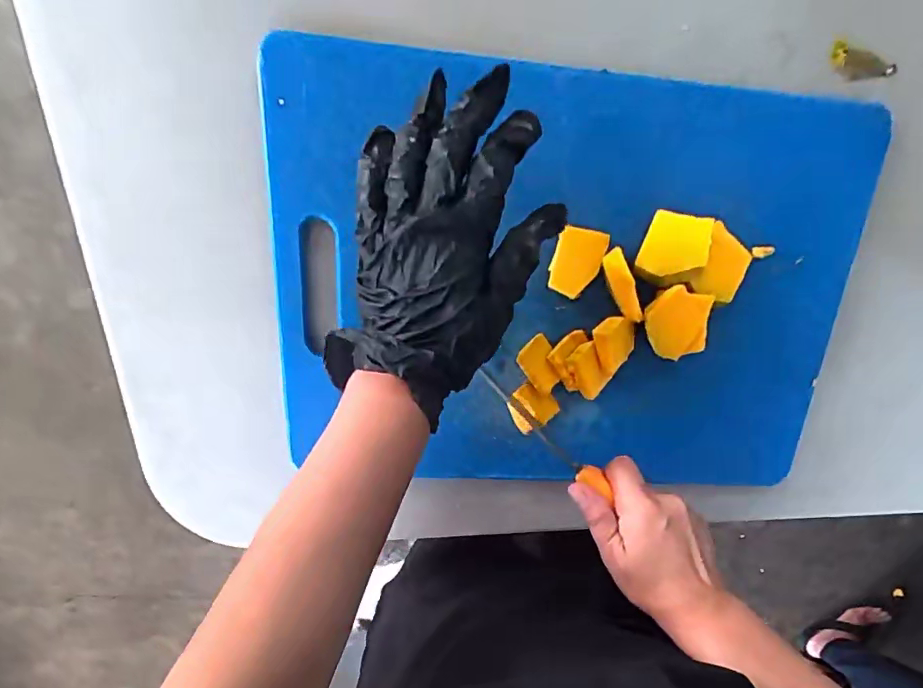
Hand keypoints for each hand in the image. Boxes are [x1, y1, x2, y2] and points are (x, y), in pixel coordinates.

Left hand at [324, 65, 566, 431]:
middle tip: (493, 82)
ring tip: (435, 87)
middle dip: (474, 108)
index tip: (529, 124)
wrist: (403, 370)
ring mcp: (394, 226)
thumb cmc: (455, 344)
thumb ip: (520, 255)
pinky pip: (368, 191)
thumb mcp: (498, 307)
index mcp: (465, 235)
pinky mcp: (371, 239)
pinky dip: (374, 160)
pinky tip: (383, 134)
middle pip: (450, 149)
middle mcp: (427, 219)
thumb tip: (554, 212)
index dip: (513, 138)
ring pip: (407, 159)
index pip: (493, 169)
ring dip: (423, 118)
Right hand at [570, 456, 737, 634]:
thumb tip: (578, 486)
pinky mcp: (697, 517)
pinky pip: (668, 509)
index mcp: (642, 505)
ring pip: (651, 498)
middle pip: (635, 485)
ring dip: (643, 514)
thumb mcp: (612, 554)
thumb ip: (596, 515)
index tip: (604, 506)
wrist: (695, 603)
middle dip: (623, 503)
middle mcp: (666, 498)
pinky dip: (660, 521)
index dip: (606, 479)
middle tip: (623, 538)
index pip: (620, 465)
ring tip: (646, 547)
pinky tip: (665, 549)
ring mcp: (685, 506)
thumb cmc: (646, 583)